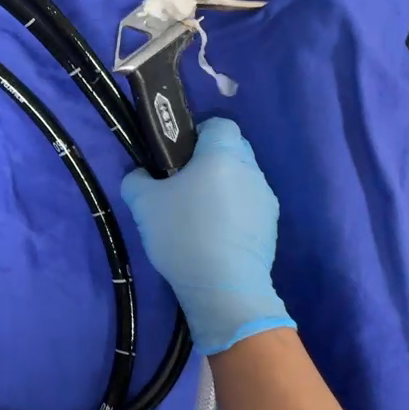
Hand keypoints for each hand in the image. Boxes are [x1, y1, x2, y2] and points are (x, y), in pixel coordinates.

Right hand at [119, 118, 292, 354]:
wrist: (222, 284)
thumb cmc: (181, 232)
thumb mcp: (142, 203)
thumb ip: (137, 179)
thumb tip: (143, 175)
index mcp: (222, 156)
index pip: (219, 124)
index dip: (197, 133)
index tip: (176, 154)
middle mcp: (250, 171)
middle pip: (232, 151)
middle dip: (207, 161)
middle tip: (179, 183)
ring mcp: (265, 199)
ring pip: (240, 179)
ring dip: (220, 187)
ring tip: (194, 213)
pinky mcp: (270, 226)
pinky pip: (247, 205)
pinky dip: (230, 211)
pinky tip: (209, 234)